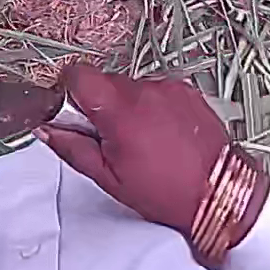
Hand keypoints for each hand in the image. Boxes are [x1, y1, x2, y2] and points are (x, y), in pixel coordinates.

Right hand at [34, 63, 269, 244]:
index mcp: (120, 111)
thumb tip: (46, 129)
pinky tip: (160, 133)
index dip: (68, 91)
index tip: (73, 113)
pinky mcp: (186, 89)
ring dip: (125, 105)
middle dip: (97, 104)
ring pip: (128, 85)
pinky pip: (154, 89)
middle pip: (102, 80)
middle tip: (108, 137)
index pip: (77, 74)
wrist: (222, 194)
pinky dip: (150, 105)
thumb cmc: (167, 193)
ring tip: (140, 139)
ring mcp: (168, 87)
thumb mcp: (108, 178)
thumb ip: (72, 147)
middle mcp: (144, 90)